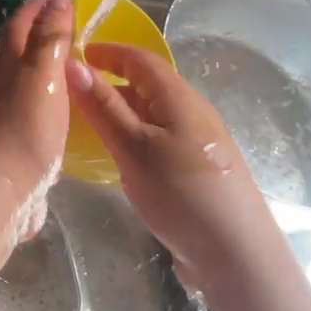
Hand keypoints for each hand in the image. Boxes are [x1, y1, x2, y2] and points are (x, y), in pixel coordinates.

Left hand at [0, 0, 73, 236]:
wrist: (2, 187)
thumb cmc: (25, 125)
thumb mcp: (44, 72)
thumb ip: (51, 35)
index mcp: (5, 63)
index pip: (19, 25)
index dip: (36, 9)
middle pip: (7, 52)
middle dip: (26, 39)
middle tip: (54, 34)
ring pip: (8, 82)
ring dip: (27, 72)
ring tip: (54, 76)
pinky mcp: (4, 142)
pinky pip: (18, 112)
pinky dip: (31, 105)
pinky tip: (49, 117)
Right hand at [63, 42, 261, 275]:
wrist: (239, 258)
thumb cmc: (182, 193)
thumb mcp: (133, 148)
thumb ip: (103, 106)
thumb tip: (73, 63)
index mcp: (178, 96)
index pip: (139, 58)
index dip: (107, 51)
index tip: (74, 55)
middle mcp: (191, 111)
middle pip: (146, 84)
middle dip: (110, 82)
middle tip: (72, 94)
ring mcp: (198, 141)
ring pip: (153, 113)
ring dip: (121, 111)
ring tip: (87, 125)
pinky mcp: (199, 169)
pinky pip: (160, 137)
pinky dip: (135, 135)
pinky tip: (120, 157)